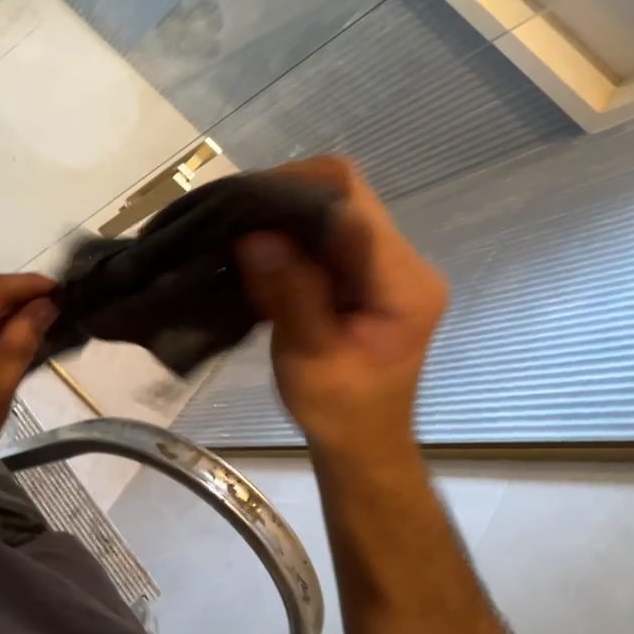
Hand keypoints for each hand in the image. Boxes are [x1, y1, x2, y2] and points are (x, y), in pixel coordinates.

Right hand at [234, 156, 447, 457]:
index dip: (294, 192)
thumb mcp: (311, 357)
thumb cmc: (339, 409)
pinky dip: (284, 230)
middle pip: (342, 193)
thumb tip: (255, 235)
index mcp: (401, 282)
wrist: (360, 441)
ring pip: (329, 205)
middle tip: (231, 217)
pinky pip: (322, 229)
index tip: (241, 208)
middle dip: (282, 195)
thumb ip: (290, 294)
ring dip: (280, 212)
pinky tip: (254, 247)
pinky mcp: (361, 268)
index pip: (351, 204)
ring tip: (235, 229)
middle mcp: (400, 260)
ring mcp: (382, 261)